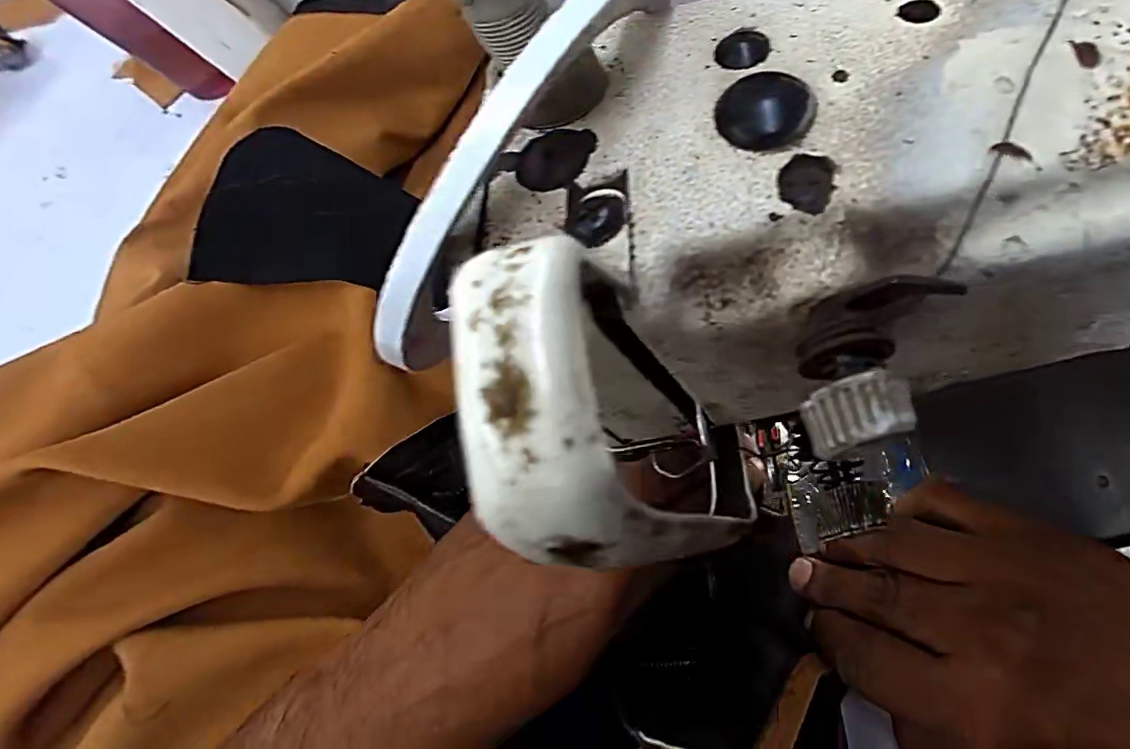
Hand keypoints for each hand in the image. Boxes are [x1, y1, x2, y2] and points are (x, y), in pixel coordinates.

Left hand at [228, 463, 683, 747]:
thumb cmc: (511, 667)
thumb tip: (698, 536)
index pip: (681, 471)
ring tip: (643, 489)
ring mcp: (531, 473)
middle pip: (645, 446)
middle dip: (676, 459)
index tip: (725, 483)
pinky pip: (565, 457)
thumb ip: (654, 568)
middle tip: (690, 482)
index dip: (710, 475)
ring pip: (605, 446)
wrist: (404, 684)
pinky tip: (587, 496)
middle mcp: (569, 480)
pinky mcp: (500, 481)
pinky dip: (590, 468)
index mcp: (605, 520)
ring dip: (636, 459)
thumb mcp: (601, 629)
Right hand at [790, 480, 1129, 748]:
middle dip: (830, 583)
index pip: (871, 662)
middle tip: (798, 571)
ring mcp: (999, 567)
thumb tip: (890, 701)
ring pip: (904, 543)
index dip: (832, 641)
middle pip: (878, 594)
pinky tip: (894, 510)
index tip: (811, 625)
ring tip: (828, 540)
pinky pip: (952, 504)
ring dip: (859, 541)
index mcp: (972, 704)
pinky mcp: (1024, 531)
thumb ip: (943, 737)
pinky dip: (916, 504)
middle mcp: (974, 626)